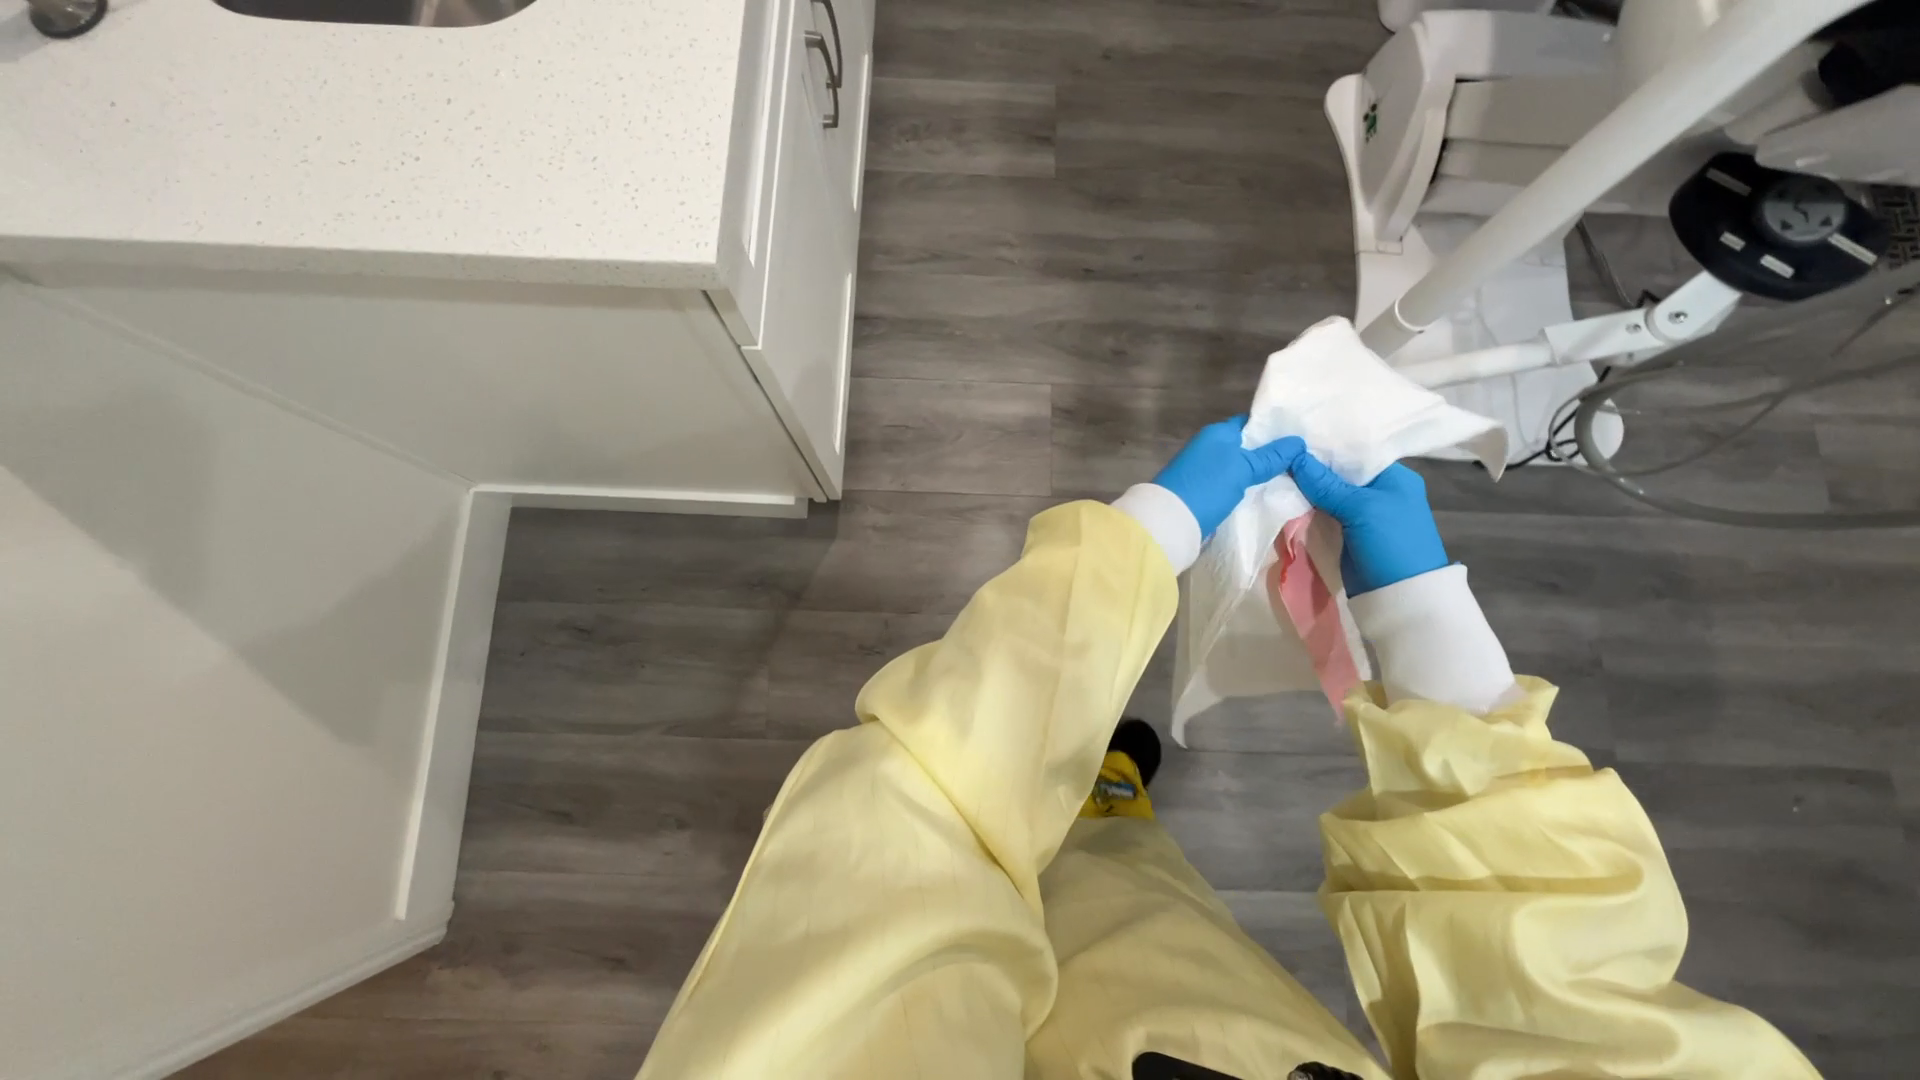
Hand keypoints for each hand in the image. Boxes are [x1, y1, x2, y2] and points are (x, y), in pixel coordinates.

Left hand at [1153, 418, 1304, 539]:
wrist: (1171, 520)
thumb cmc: (1207, 486)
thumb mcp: (1243, 469)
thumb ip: (1270, 456)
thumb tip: (1298, 441)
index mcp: (1217, 433)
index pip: (1250, 422)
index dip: (1273, 426)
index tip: (1299, 435)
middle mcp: (1210, 446)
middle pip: (1247, 445)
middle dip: (1270, 451)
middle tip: (1302, 458)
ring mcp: (1206, 469)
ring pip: (1241, 465)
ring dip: (1261, 470)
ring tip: (1293, 473)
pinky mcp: (1206, 489)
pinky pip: (1233, 481)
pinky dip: (1248, 484)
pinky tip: (1268, 490)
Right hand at [1288, 455, 1446, 595]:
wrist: (1399, 596)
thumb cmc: (1391, 543)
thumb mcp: (1360, 508)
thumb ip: (1326, 484)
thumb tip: (1293, 455)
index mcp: (1393, 476)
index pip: (1355, 451)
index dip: (1326, 445)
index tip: (1294, 438)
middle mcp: (1379, 490)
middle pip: (1339, 472)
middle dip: (1311, 467)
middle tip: (1278, 454)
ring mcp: (1362, 513)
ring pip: (1328, 493)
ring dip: (1305, 488)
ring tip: (1274, 471)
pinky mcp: (1348, 531)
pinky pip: (1323, 512)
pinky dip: (1307, 507)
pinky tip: (1284, 496)